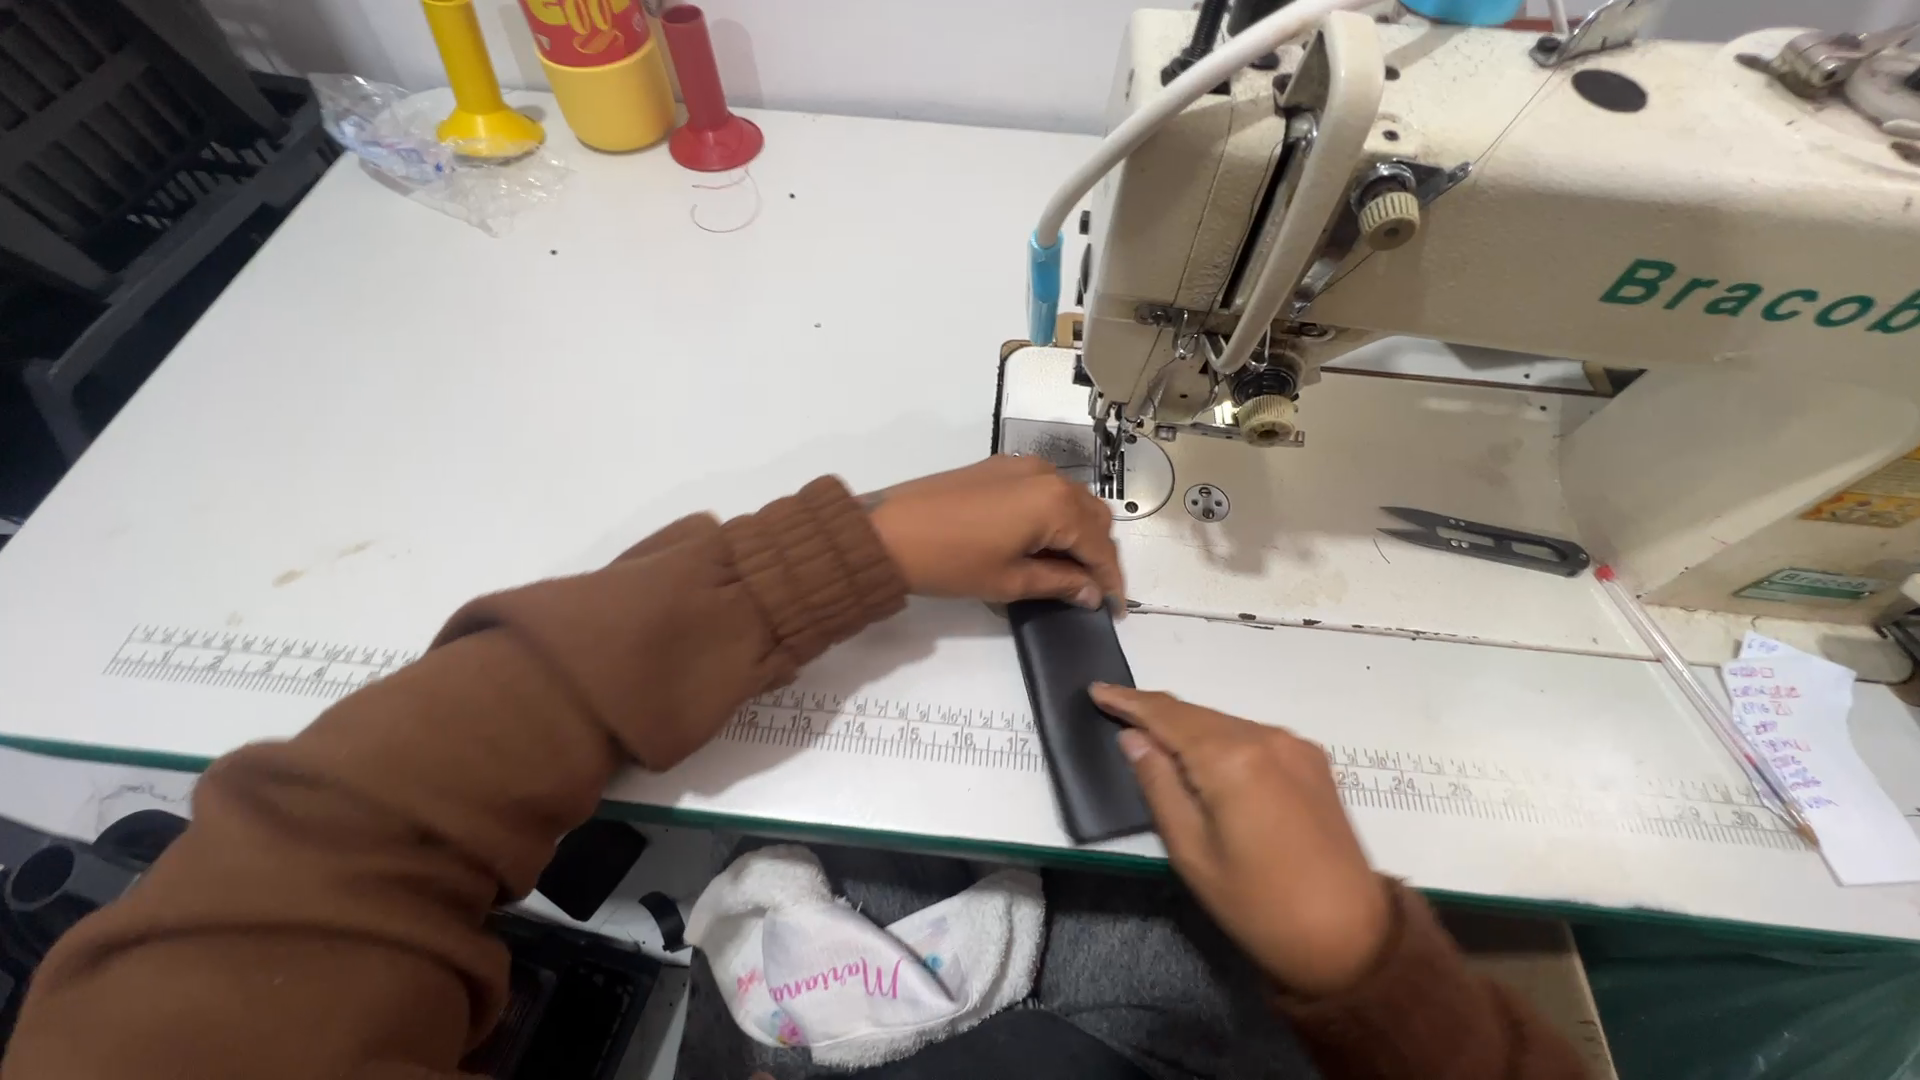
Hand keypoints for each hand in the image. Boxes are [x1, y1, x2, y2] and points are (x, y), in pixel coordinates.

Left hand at [865, 456, 1124, 607]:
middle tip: (1092, 590)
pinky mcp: (1000, 466)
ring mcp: (1023, 466)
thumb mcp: (1010, 581)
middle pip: (1094, 516)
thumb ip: (1060, 583)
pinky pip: (1045, 489)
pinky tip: (1041, 541)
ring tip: (1068, 569)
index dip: (1112, 579)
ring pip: (1072, 499)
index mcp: (1056, 504)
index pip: (1100, 546)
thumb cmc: (951, 562)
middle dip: (1099, 553)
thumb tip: (1093, 593)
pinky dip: (1055, 514)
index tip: (1116, 608)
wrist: (887, 532)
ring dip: (1079, 531)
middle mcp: (1047, 476)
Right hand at [1090, 684, 1390, 996]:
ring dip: (1188, 727)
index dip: (1129, 701)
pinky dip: (1220, 739)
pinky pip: (1250, 736)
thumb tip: (1134, 738)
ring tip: (1155, 738)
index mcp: (1231, 759)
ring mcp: (1294, 746)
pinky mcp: (1312, 760)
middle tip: (1117, 711)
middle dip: (1156, 713)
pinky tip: (1204, 757)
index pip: (1167, 715)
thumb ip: (1158, 784)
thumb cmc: (1257, 904)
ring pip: (1224, 722)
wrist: (1350, 940)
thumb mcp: (1190, 851)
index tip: (1097, 689)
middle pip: (1196, 713)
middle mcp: (1265, 737)